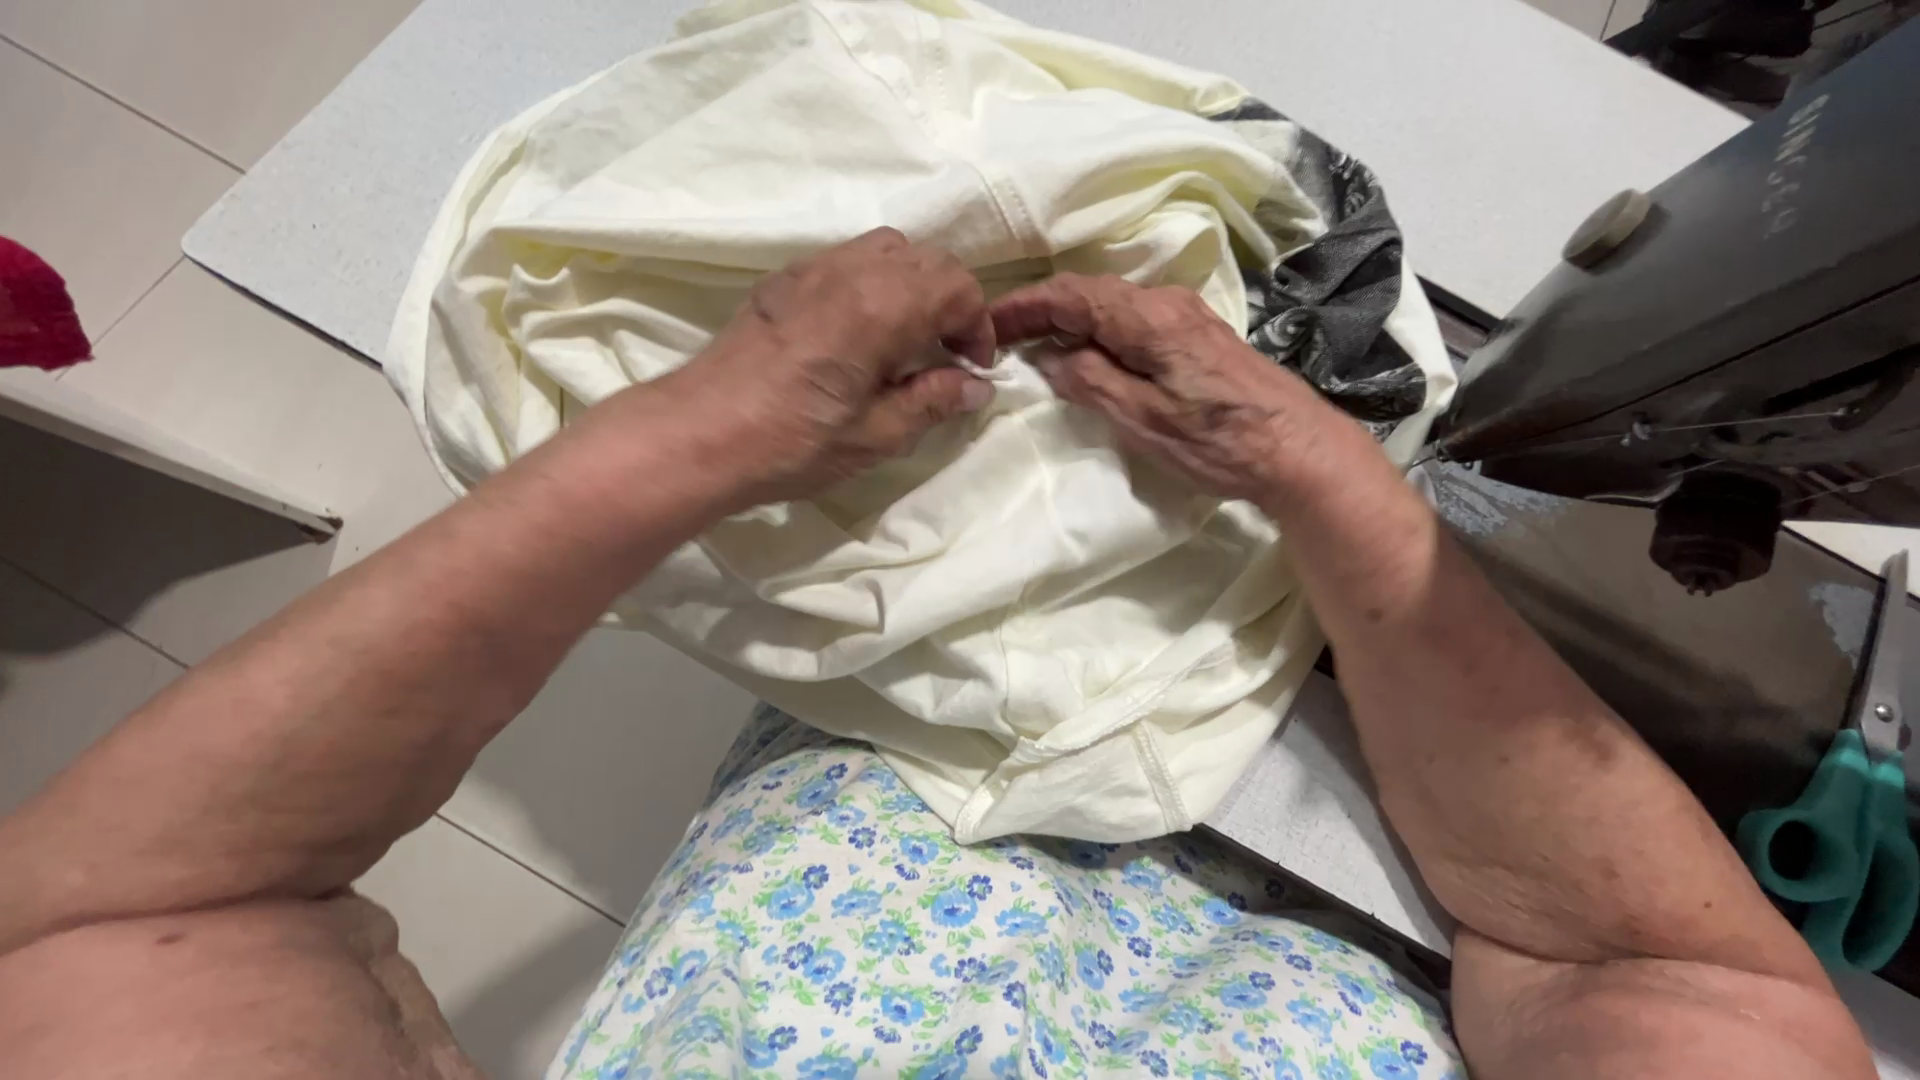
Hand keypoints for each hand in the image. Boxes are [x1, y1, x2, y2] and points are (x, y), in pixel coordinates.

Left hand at [671, 227, 995, 506]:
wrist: (700, 434)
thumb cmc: (794, 442)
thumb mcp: (876, 435)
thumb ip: (932, 402)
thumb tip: (975, 387)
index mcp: (883, 305)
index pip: (957, 284)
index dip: (978, 324)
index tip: (973, 367)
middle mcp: (851, 270)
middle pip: (927, 258)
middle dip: (952, 300)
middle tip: (947, 353)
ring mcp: (812, 268)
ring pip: (887, 250)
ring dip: (913, 286)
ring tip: (908, 339)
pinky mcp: (783, 281)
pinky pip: (847, 261)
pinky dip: (874, 283)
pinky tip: (862, 333)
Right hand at [991, 273, 1357, 505]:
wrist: (1298, 451)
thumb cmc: (1217, 441)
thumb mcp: (1142, 419)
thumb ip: (1090, 381)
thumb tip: (1051, 358)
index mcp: (1148, 318)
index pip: (1070, 294)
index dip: (1024, 305)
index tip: (986, 323)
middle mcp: (1166, 304)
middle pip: (1089, 294)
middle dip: (1042, 312)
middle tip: (1002, 339)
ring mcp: (1186, 317)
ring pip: (1111, 307)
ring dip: (1070, 322)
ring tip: (1034, 348)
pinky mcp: (1198, 338)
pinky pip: (1132, 322)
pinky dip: (1098, 332)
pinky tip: (1087, 356)